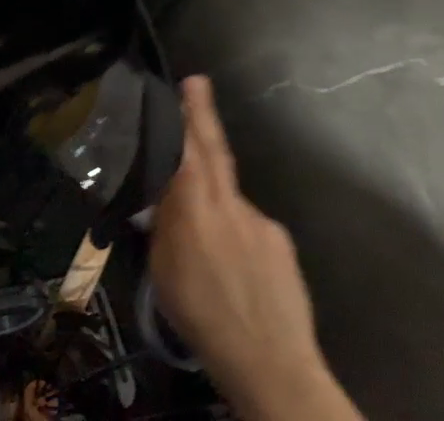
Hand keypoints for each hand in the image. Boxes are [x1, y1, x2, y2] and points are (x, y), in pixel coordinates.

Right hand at [150, 76, 360, 419]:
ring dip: (214, 208)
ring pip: (229, 201)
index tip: (192, 81)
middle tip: (197, 85)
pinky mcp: (282, 244)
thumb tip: (161, 202)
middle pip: (215, 154)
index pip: (189, 149)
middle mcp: (232, 205)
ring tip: (204, 249)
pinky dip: (236, 237)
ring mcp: (262, 222)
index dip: (189, 115)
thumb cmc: (201, 317)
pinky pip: (250, 228)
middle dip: (203, 118)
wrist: (270, 362)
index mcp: (196, 208)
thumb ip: (163, 227)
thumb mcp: (162, 270)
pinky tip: (232, 269)